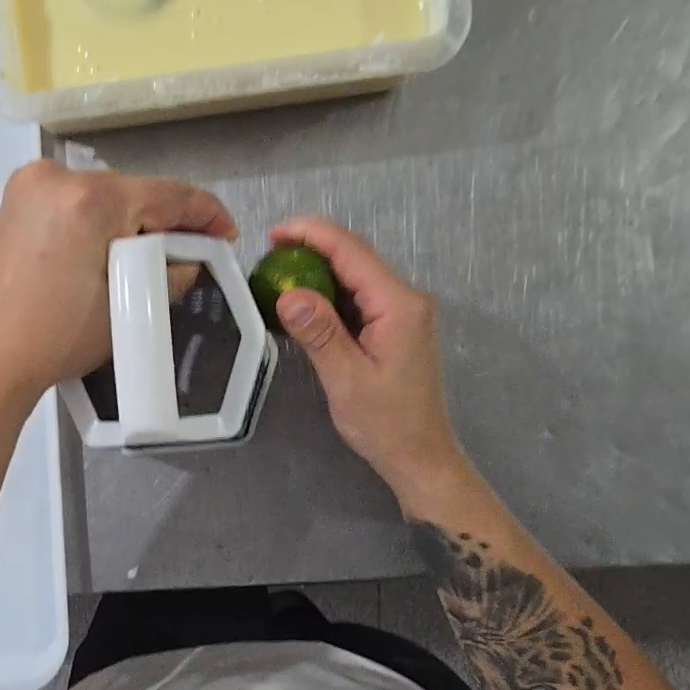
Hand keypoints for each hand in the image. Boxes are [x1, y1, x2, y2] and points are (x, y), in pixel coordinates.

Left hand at [0, 161, 236, 402]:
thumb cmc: (59, 337)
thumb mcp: (127, 307)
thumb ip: (168, 274)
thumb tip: (189, 260)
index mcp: (88, 200)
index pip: (165, 194)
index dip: (204, 212)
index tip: (227, 231)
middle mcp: (56, 178)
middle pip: (132, 191)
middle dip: (164, 220)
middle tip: (190, 252)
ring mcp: (30, 186)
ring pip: (103, 194)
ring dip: (130, 220)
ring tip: (149, 257)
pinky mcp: (17, 203)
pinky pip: (75, 201)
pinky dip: (98, 220)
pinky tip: (110, 250)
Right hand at [270, 216, 474, 504]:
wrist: (420, 455)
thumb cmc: (386, 424)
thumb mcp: (346, 380)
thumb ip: (320, 333)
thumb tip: (290, 294)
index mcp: (399, 305)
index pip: (352, 251)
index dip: (311, 234)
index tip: (273, 234)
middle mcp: (407, 299)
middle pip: (356, 257)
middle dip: (313, 247)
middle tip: (268, 256)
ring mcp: (405, 312)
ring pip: (358, 275)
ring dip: (320, 270)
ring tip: (280, 274)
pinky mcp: (397, 326)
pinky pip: (361, 297)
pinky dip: (332, 293)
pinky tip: (306, 303)